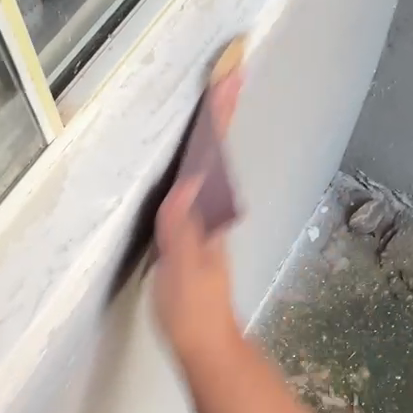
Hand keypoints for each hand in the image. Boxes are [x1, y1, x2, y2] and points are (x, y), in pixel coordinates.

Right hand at [153, 66, 243, 361]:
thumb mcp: (181, 269)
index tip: (230, 76)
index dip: (220, 114)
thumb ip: (182, 228)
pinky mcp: (198, 228)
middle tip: (231, 68)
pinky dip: (203, 150)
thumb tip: (188, 182)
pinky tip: (197, 148)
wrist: (207, 343)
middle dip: (223, 107)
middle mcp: (214, 207)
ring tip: (219, 90)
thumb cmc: (192, 309)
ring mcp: (208, 217)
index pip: (214, 152)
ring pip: (213, 159)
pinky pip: (201, 177)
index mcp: (209, 211)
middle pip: (218, 147)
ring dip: (217, 124)